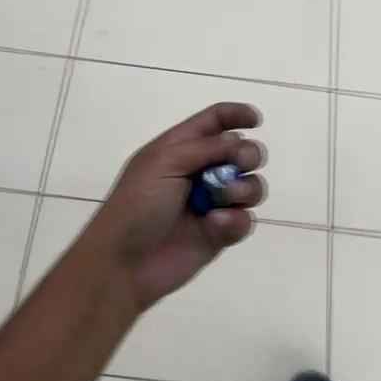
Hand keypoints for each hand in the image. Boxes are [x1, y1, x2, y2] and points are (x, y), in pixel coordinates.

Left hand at [76, 102, 267, 310]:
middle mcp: (201, 171)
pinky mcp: (219, 233)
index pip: (215, 121)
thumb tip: (237, 139)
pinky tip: (215, 224)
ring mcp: (212, 203)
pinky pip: (245, 220)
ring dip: (246, 187)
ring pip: (251, 186)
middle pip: (242, 152)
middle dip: (248, 155)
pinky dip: (236, 219)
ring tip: (227, 197)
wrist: (124, 264)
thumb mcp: (163, 162)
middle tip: (240, 163)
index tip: (256, 121)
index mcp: (181, 147)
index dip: (237, 115)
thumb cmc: (137, 205)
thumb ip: (204, 147)